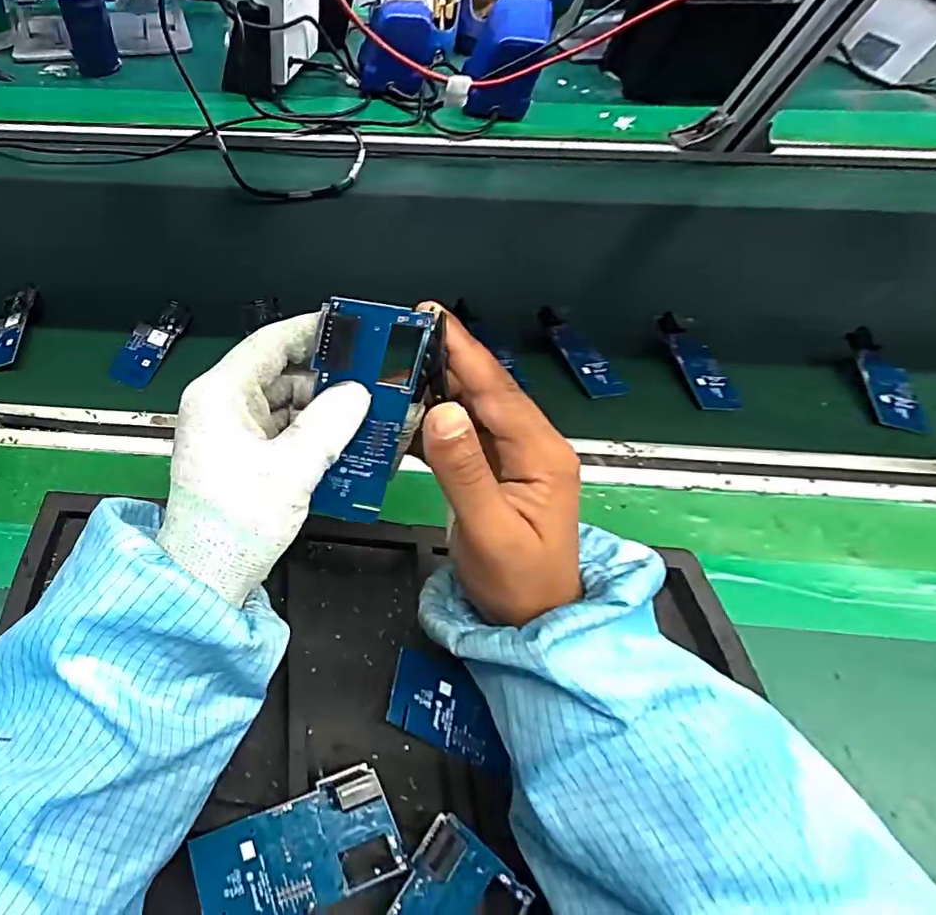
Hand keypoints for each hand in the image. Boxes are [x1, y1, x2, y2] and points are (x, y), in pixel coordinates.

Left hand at [157, 313, 371, 604]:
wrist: (206, 576)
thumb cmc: (227, 527)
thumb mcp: (292, 469)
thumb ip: (329, 424)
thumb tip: (353, 395)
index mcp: (218, 395)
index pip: (269, 342)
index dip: (311, 331)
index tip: (347, 328)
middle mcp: (218, 406)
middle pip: (279, 371)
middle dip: (324, 375)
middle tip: (365, 376)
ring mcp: (228, 430)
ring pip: (282, 400)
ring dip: (319, 406)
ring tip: (359, 410)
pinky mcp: (239, 453)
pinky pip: (279, 427)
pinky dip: (308, 430)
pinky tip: (339, 437)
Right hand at [415, 303, 581, 624]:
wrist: (534, 620)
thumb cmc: (521, 583)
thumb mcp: (491, 530)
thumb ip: (465, 470)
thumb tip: (442, 411)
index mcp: (541, 453)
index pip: (496, 389)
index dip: (463, 350)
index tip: (431, 316)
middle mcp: (529, 445)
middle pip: (482, 389)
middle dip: (444, 356)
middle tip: (401, 332)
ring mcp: (511, 455)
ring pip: (468, 405)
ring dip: (433, 382)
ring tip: (394, 362)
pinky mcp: (491, 467)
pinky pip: (458, 430)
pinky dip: (430, 416)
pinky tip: (405, 408)